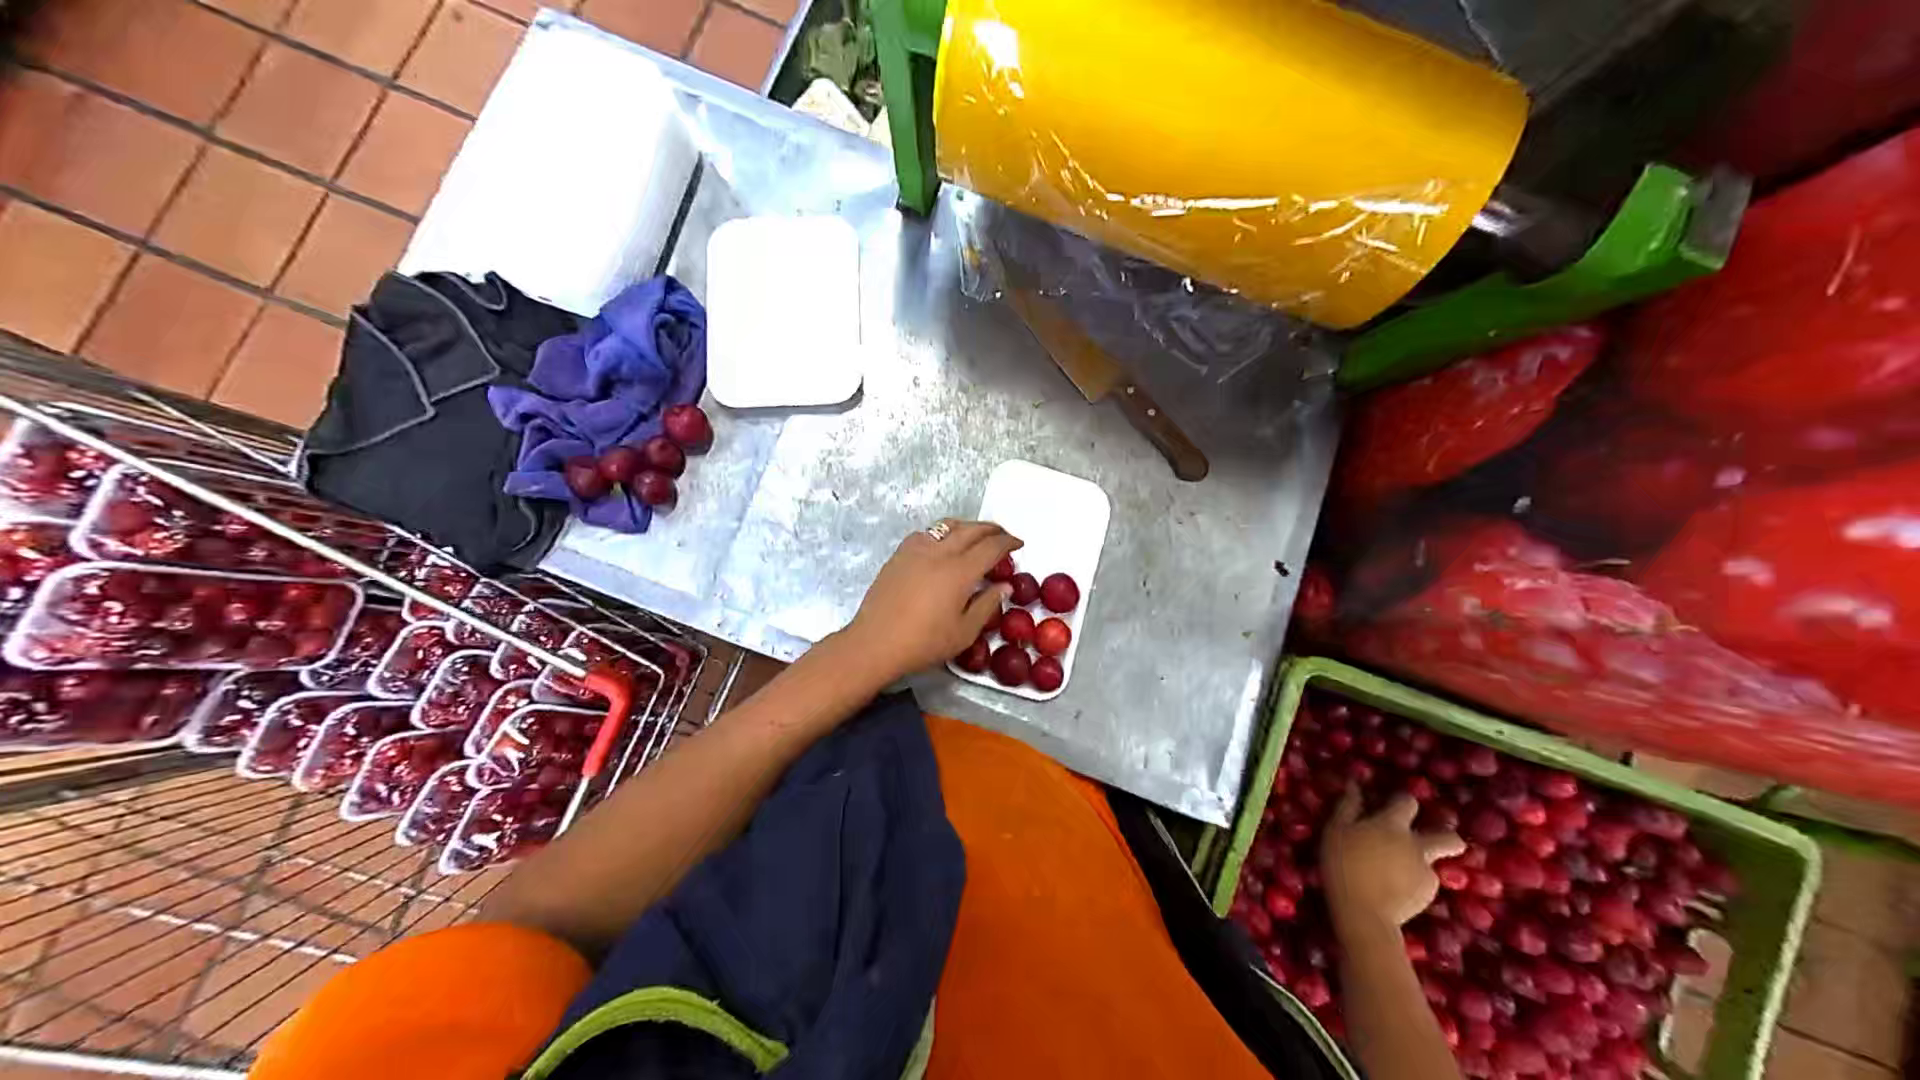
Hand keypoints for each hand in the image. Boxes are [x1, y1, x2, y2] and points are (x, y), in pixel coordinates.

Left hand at [839, 520, 1021, 682]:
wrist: (876, 643)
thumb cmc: (924, 643)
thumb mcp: (964, 632)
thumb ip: (987, 604)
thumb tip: (1004, 585)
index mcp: (960, 571)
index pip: (991, 547)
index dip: (1008, 542)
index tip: (1018, 544)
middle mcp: (939, 553)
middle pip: (971, 530)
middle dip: (991, 529)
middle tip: (1003, 536)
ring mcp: (916, 551)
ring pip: (947, 526)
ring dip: (967, 526)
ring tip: (976, 535)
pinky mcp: (899, 555)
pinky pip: (926, 533)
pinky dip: (942, 532)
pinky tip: (942, 545)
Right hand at [1321, 785, 1465, 933]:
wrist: (1364, 913)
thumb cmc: (1343, 865)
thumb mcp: (1335, 830)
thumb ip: (1348, 806)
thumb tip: (1354, 785)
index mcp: (1392, 825)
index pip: (1408, 802)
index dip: (1402, 800)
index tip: (1391, 803)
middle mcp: (1416, 845)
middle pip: (1449, 837)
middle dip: (1447, 836)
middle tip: (1430, 839)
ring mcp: (1426, 872)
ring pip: (1434, 861)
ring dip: (1421, 861)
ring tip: (1397, 871)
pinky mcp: (1429, 895)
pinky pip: (1424, 882)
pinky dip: (1412, 882)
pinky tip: (1394, 890)